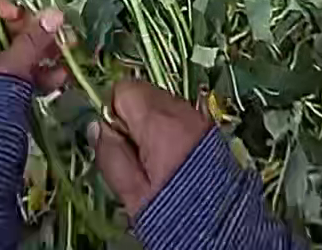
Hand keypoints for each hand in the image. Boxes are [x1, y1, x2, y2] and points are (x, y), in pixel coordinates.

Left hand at [0, 0, 66, 88]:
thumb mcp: (9, 71)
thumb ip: (32, 41)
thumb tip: (55, 13)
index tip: (22, 15)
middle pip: (0, 32)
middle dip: (32, 32)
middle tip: (58, 33)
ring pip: (15, 55)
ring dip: (42, 54)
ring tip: (65, 57)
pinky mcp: (0, 100)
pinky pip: (20, 77)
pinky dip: (39, 75)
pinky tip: (59, 80)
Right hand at [90, 79, 213, 215]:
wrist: (226, 231)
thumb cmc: (176, 213)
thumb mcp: (134, 193)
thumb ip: (111, 156)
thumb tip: (95, 128)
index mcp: (158, 121)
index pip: (123, 89)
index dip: (112, 112)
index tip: (115, 139)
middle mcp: (180, 109)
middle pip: (143, 92)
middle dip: (132, 117)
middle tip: (133, 155)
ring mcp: (196, 115)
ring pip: (160, 102)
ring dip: (151, 123)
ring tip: (154, 161)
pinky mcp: (208, 126)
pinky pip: (178, 114)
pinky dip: (170, 128)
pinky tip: (172, 159)